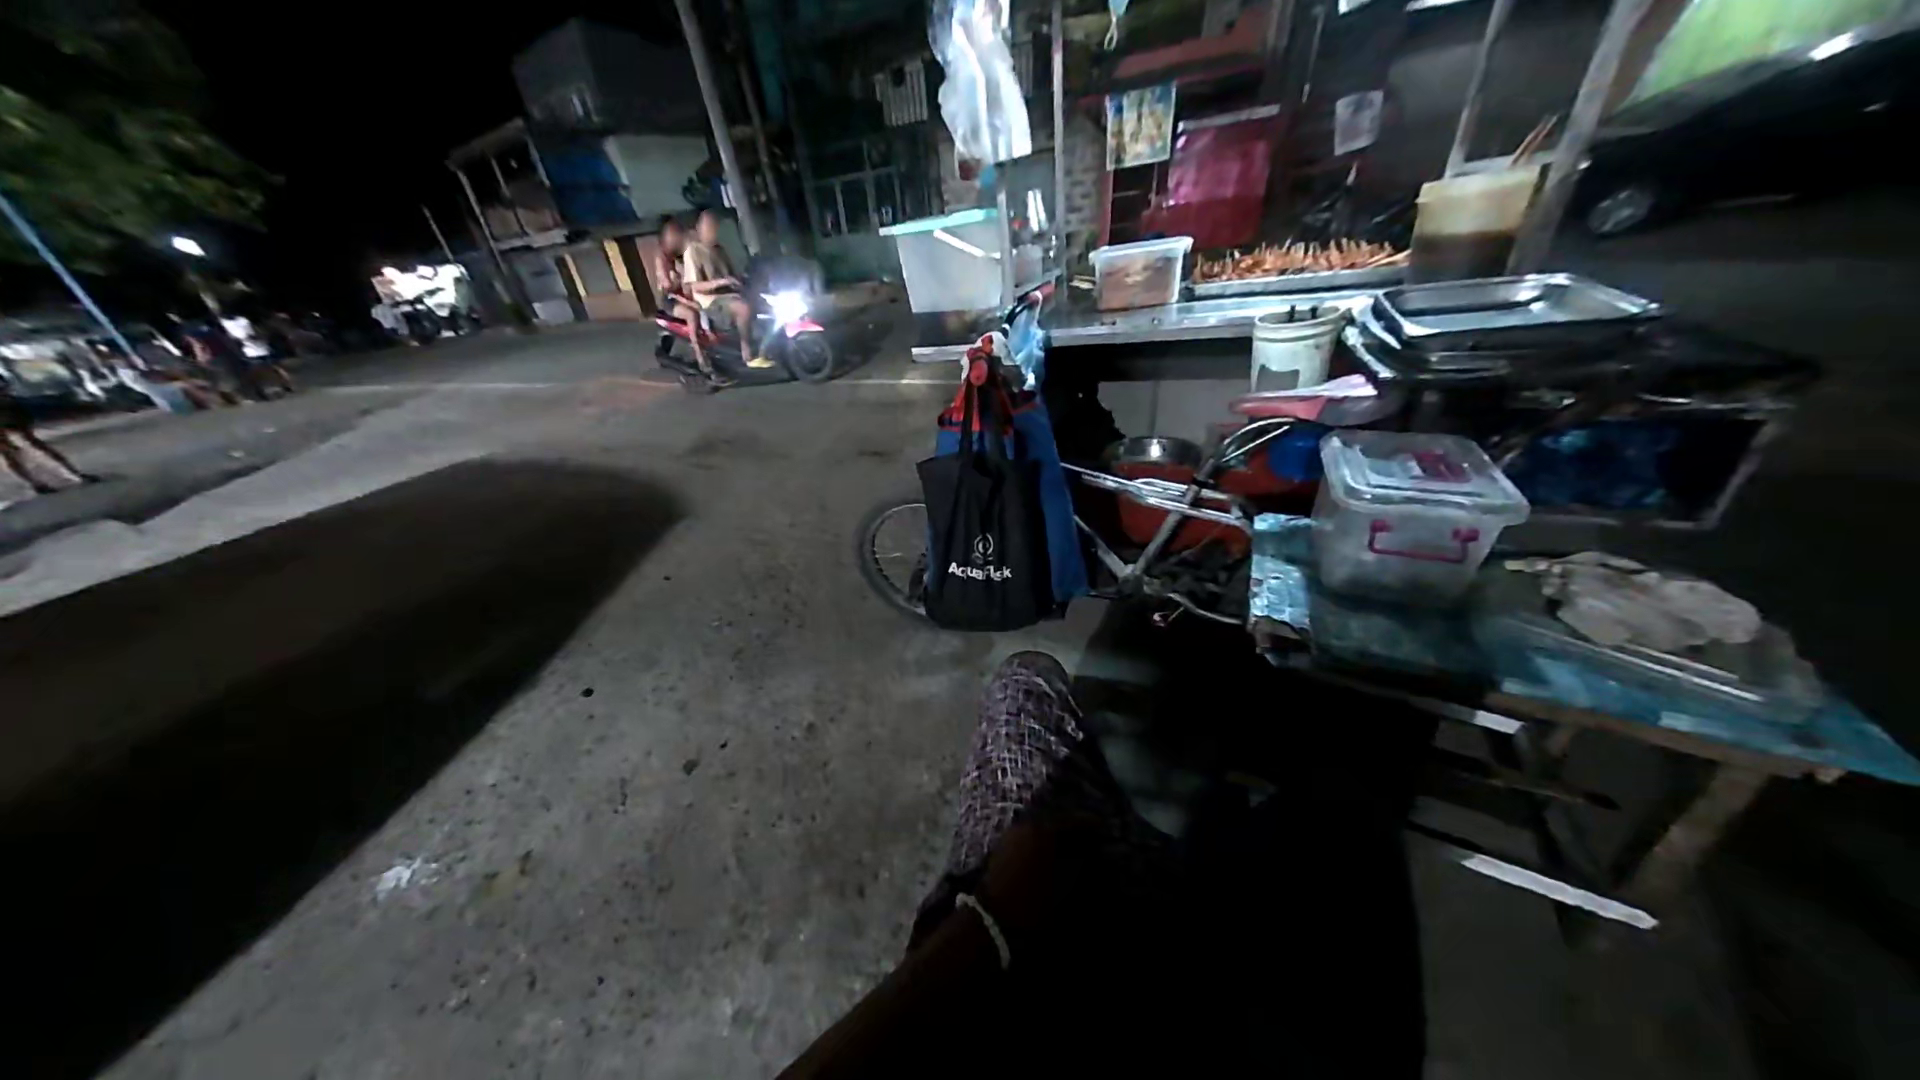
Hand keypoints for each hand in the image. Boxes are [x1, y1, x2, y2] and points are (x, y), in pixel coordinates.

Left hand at [975, 816, 1109, 952]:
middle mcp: (1025, 825)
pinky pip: (1029, 838)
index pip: (1071, 819)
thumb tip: (1089, 848)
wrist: (993, 919)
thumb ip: (1080, 860)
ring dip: (1057, 835)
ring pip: (1040, 829)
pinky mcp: (1003, 848)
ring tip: (1074, 845)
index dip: (1089, 823)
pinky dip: (1043, 842)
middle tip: (1090, 835)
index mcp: (1042, 829)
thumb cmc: (1034, 900)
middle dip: (1072, 827)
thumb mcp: (1066, 883)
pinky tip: (1053, 854)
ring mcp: (1011, 835)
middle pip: (1054, 821)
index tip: (1103, 826)